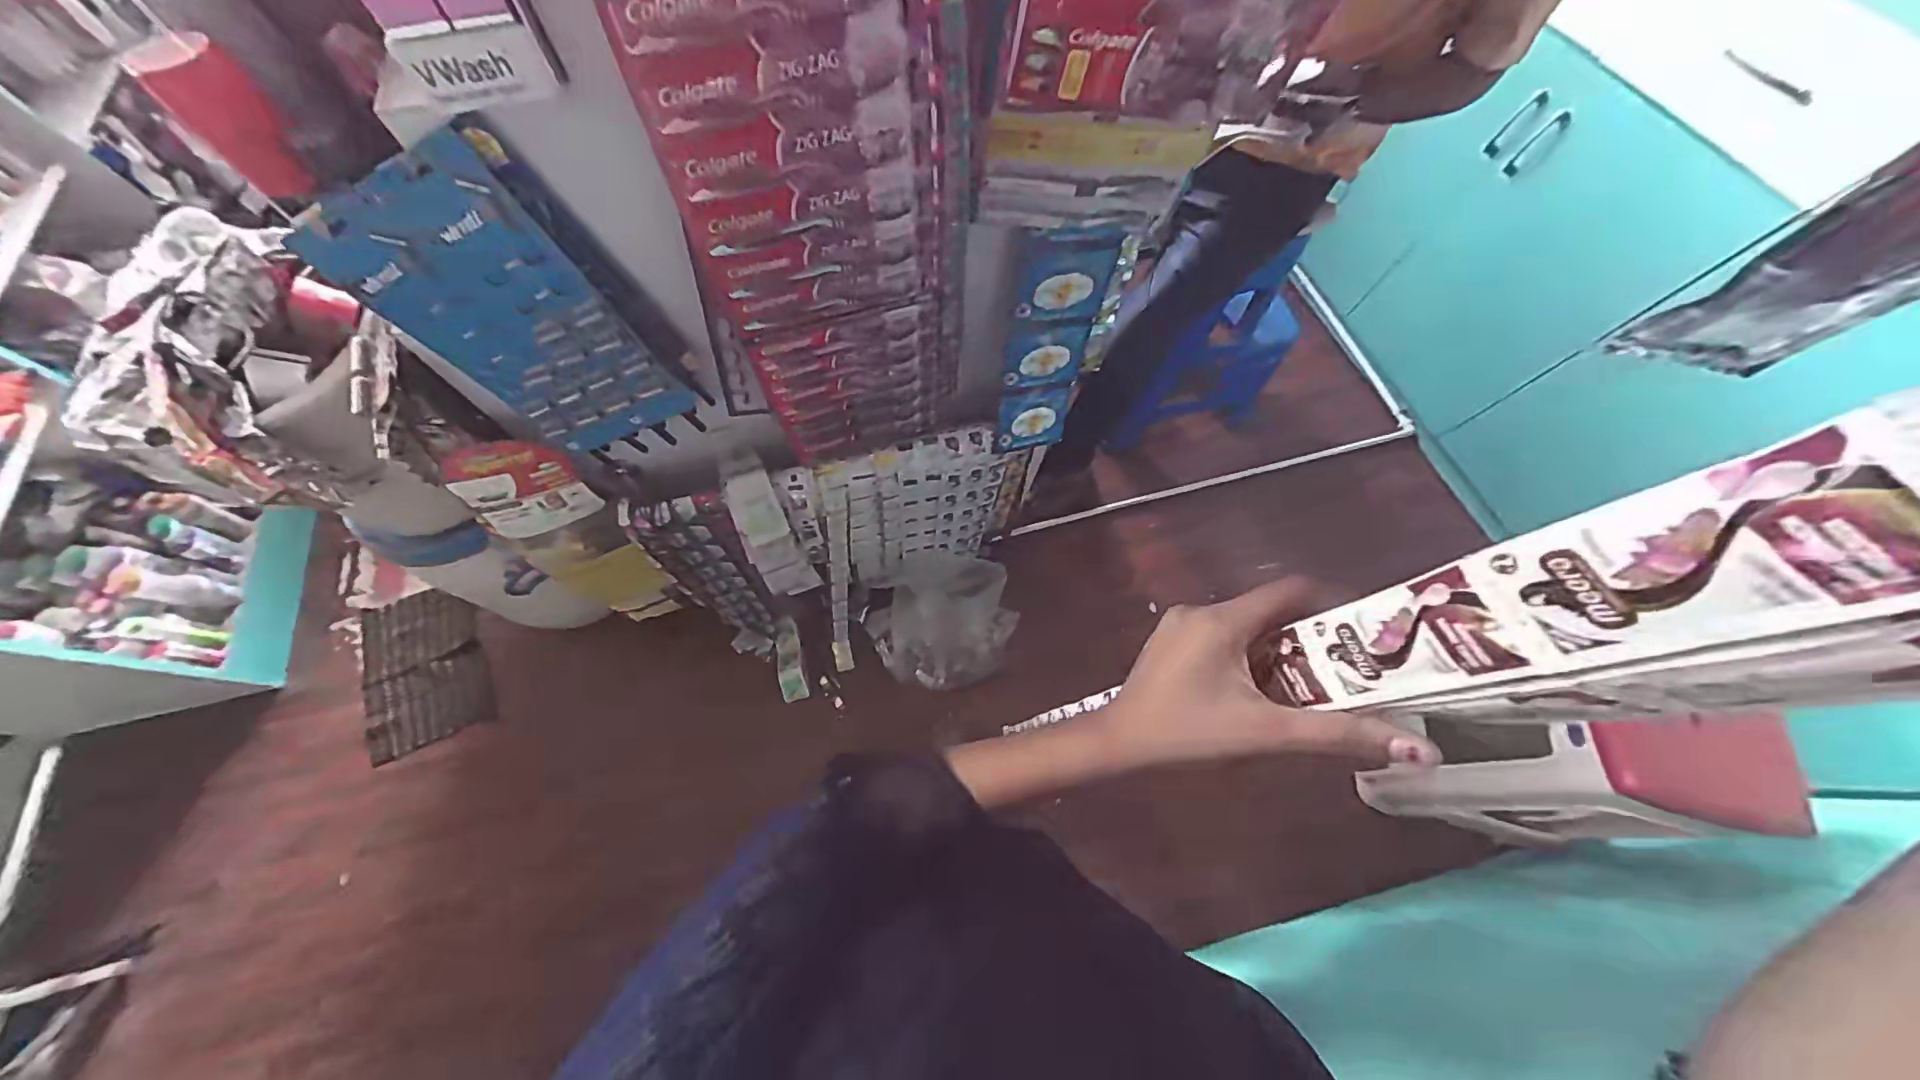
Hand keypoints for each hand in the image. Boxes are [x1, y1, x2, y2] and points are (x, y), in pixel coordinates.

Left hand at [1095, 579, 1441, 770]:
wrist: (1117, 746)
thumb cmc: (1187, 736)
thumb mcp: (1265, 734)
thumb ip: (1338, 736)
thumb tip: (1419, 749)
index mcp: (1220, 620)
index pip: (1290, 591)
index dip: (1335, 604)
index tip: (1369, 632)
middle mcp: (1199, 611)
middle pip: (1270, 612)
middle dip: (1310, 639)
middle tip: (1349, 671)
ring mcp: (1179, 626)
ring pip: (1246, 628)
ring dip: (1279, 652)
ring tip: (1311, 688)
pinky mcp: (1169, 643)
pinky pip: (1221, 638)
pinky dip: (1249, 657)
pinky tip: (1260, 693)